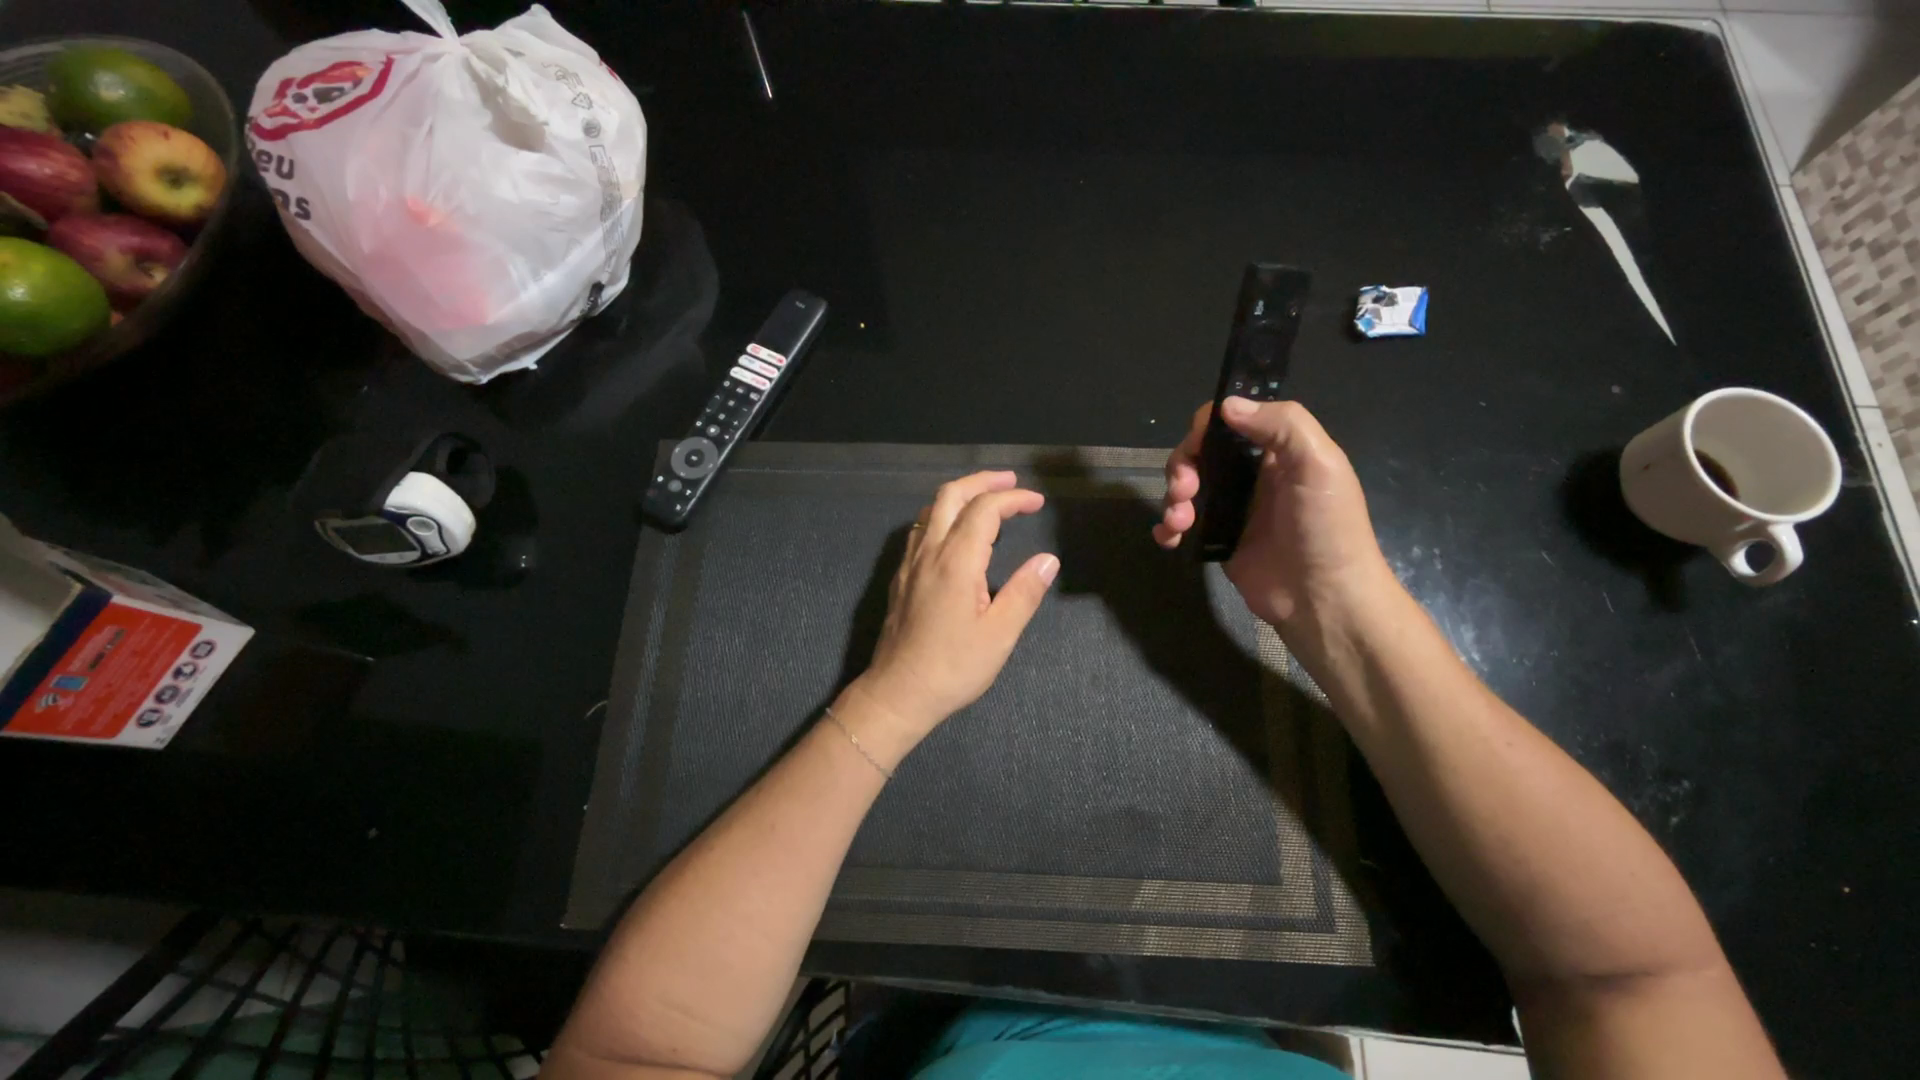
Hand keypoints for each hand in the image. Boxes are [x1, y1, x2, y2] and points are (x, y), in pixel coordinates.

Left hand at [852, 470, 1058, 737]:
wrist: (898, 692)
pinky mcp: (901, 578)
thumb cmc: (954, 667)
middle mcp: (929, 552)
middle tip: (1011, 482)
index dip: (1013, 499)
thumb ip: (1025, 592)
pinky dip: (942, 516)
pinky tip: (955, 535)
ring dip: (960, 496)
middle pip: (951, 495)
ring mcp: (910, 563)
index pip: (985, 509)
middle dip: (982, 481)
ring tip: (987, 502)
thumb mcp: (1000, 634)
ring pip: (930, 510)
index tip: (1037, 502)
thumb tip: (1048, 560)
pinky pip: (920, 530)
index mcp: (956, 561)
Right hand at [1154, 397, 1391, 627]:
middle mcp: (1254, 475)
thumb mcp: (1319, 465)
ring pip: (1188, 487)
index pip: (1231, 421)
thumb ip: (1281, 425)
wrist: (1323, 600)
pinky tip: (1168, 537)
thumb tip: (1226, 406)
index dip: (1207, 427)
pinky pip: (1184, 524)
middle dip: (1182, 466)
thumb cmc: (1326, 529)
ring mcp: (1235, 508)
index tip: (1198, 447)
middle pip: (1201, 453)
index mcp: (1279, 450)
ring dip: (1172, 498)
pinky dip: (1168, 526)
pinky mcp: (1220, 540)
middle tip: (1184, 491)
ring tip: (1179, 522)